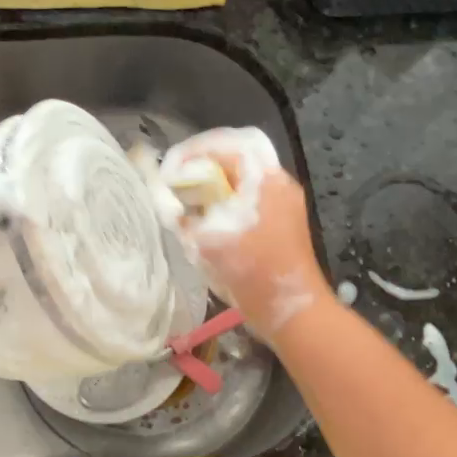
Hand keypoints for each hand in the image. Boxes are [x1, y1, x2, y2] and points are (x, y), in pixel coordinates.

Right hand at [162, 128, 329, 339]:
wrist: (293, 311)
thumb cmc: (252, 273)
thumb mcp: (207, 243)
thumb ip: (180, 215)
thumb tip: (163, 196)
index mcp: (266, 180)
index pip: (228, 144)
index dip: (193, 152)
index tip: (169, 171)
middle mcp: (279, 183)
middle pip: (238, 155)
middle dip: (204, 163)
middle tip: (178, 179)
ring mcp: (283, 202)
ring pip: (244, 175)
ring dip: (214, 181)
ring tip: (188, 198)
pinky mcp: (282, 220)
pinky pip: (249, 195)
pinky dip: (225, 198)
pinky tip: (208, 217)